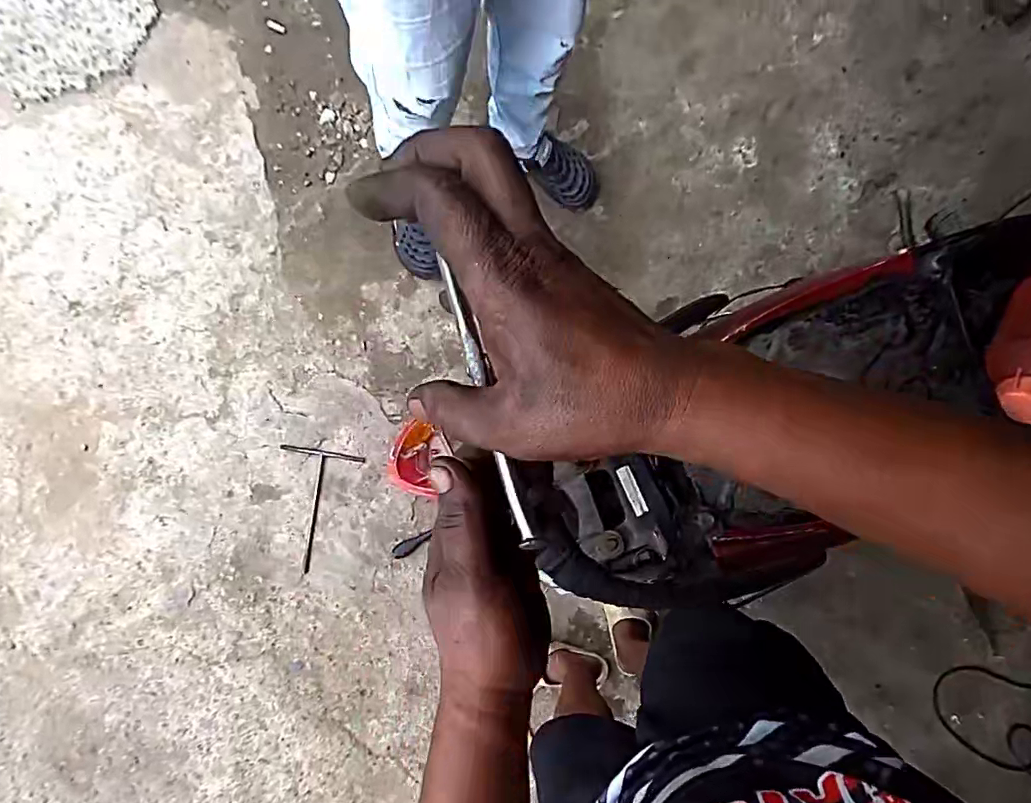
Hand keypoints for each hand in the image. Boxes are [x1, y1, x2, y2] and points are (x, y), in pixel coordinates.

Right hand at [348, 127, 709, 459]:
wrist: (664, 391)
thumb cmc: (593, 407)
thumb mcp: (510, 426)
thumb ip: (455, 411)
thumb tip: (420, 400)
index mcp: (504, 280)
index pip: (441, 197)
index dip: (393, 185)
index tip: (365, 202)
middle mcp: (530, 250)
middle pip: (481, 152)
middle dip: (428, 149)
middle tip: (397, 180)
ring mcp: (554, 255)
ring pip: (502, 182)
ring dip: (456, 186)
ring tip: (424, 234)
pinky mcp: (570, 271)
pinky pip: (517, 222)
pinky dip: (481, 223)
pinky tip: (470, 280)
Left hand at [421, 456, 550, 714]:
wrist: (501, 685)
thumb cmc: (481, 636)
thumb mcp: (470, 578)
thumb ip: (463, 525)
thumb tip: (443, 462)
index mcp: (447, 537)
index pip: (459, 481)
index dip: (481, 453)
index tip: (515, 425)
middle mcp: (469, 539)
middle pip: (485, 491)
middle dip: (510, 468)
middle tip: (548, 446)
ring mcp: (495, 553)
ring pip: (508, 508)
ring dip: (528, 489)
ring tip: (558, 467)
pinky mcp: (519, 566)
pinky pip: (526, 531)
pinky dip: (541, 515)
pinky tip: (560, 503)